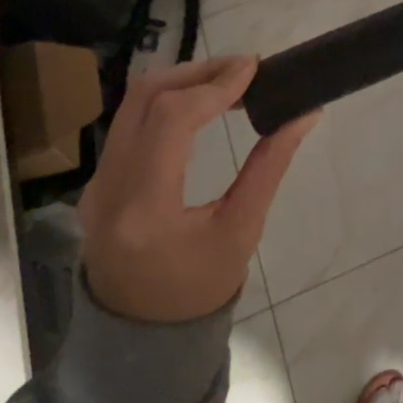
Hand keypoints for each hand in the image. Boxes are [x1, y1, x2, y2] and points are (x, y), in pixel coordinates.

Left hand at [77, 56, 319, 321]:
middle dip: (199, 72)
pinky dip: (167, 102)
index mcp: (144, 206)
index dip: (215, 85)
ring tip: (227, 81)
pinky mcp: (98, 180)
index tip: (256, 68)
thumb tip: (306, 111)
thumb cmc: (200, 285)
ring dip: (182, 82)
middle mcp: (109, 186)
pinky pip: (129, 123)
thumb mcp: (242, 229)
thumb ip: (271, 165)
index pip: (173, 120)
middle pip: (145, 98)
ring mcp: (97, 182)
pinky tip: (200, 105)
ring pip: (133, 105)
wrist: (142, 334)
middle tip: (244, 68)